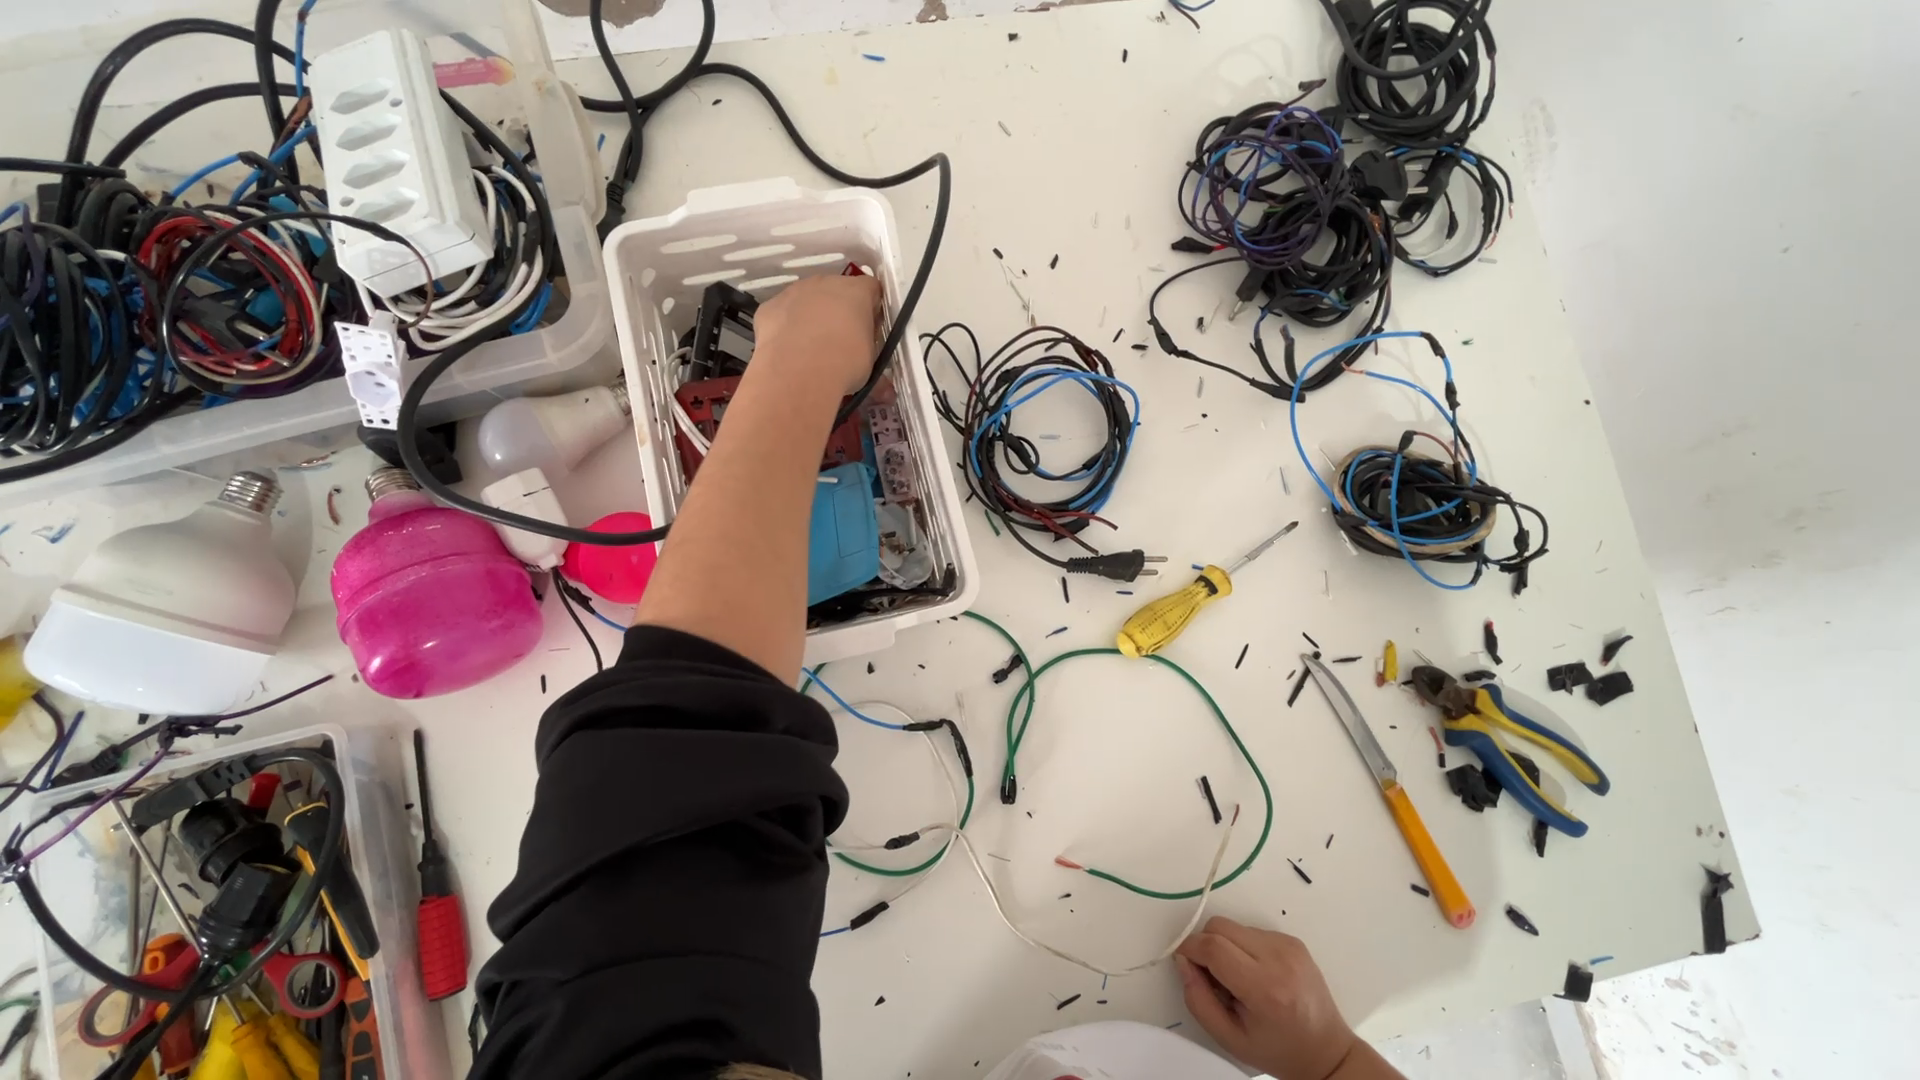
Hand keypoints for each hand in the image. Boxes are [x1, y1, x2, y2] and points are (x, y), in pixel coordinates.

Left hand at [750, 274, 883, 396]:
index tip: (871, 329)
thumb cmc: (844, 363)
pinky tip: (789, 351)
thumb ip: (876, 369)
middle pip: (836, 291)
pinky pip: (782, 314)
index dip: (872, 309)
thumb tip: (886, 394)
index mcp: (857, 292)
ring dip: (811, 318)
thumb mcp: (869, 369)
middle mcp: (825, 283)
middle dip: (840, 311)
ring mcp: (794, 292)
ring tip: (812, 349)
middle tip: (842, 342)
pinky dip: (786, 328)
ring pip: (806, 300)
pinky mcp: (769, 307)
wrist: (797, 371)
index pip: (872, 289)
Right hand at [1175, 917, 1360, 1079]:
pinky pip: (1252, 931)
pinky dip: (1244, 946)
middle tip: (1212, 975)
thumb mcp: (1228, 1038)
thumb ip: (1197, 999)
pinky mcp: (1294, 940)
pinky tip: (1256, 973)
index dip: (1190, 949)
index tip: (1185, 964)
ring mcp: (1289, 945)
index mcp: (1264, 988)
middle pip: (1220, 926)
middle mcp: (1278, 958)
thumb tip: (1182, 961)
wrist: (1328, 1052)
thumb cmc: (1276, 1051)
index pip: (1213, 947)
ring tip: (1239, 978)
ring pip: (1234, 926)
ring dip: (1225, 946)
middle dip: (1205, 944)